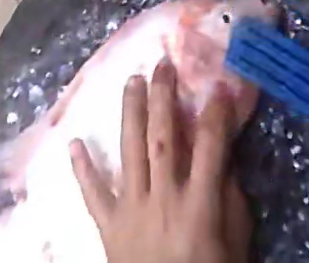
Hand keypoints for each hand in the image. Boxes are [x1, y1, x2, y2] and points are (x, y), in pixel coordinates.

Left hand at [71, 61, 251, 262]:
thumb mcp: (234, 245)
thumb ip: (230, 199)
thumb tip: (223, 158)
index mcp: (199, 204)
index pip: (210, 144)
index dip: (216, 111)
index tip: (219, 83)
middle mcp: (163, 199)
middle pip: (163, 137)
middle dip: (163, 97)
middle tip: (162, 64)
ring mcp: (132, 211)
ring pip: (130, 151)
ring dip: (131, 113)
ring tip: (131, 80)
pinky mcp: (109, 229)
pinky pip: (93, 196)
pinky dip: (83, 170)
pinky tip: (73, 142)